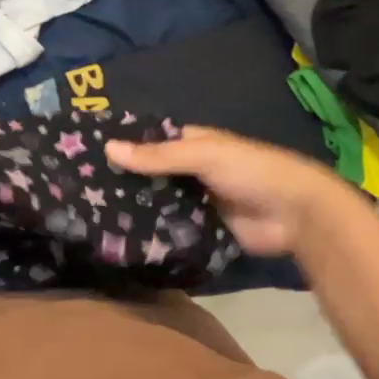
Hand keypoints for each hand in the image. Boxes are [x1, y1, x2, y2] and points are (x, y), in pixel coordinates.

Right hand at [105, 127, 361, 256]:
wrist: (296, 214)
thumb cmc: (250, 169)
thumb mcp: (203, 155)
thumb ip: (158, 156)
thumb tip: (108, 147)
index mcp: (191, 143)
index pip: (149, 140)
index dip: (123, 144)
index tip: (85, 152)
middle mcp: (190, 170)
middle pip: (151, 174)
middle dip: (124, 180)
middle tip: (81, 190)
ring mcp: (196, 201)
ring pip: (158, 202)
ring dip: (136, 208)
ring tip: (93, 216)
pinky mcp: (203, 230)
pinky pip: (172, 229)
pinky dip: (154, 232)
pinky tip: (124, 238)